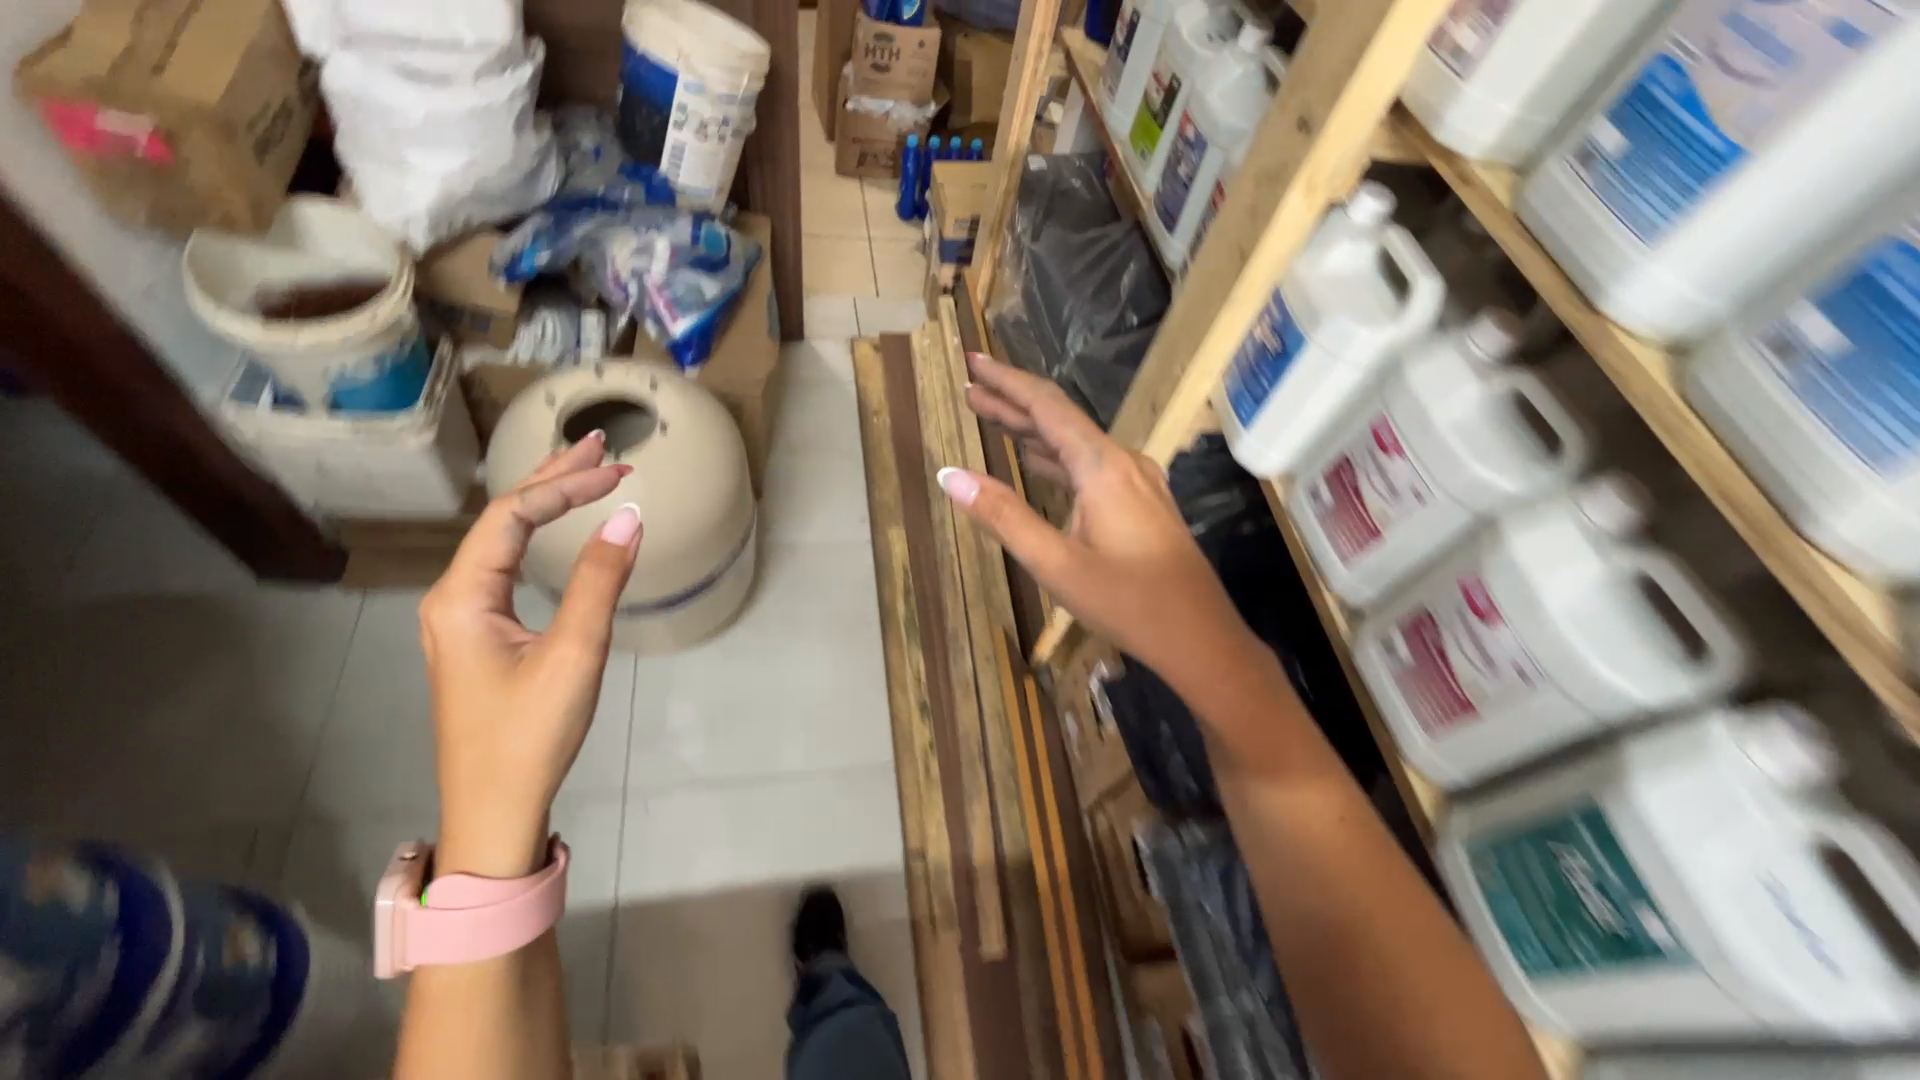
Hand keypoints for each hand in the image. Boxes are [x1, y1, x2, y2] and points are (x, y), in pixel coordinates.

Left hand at [419, 433, 642, 878]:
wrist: (494, 807)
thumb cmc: (530, 733)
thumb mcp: (574, 654)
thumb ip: (601, 581)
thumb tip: (629, 517)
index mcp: (461, 596)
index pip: (512, 516)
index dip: (567, 487)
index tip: (621, 472)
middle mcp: (452, 598)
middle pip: (502, 520)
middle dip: (553, 479)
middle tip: (600, 446)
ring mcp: (461, 618)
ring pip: (502, 543)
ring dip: (544, 504)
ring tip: (583, 472)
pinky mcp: (478, 637)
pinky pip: (506, 568)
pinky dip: (537, 538)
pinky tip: (552, 531)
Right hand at [939, 352, 1260, 696]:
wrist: (1200, 637)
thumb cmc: (1128, 603)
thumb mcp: (1055, 564)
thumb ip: (1002, 516)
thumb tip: (949, 475)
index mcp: (1102, 467)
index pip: (1046, 406)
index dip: (1006, 381)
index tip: (972, 362)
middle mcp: (1123, 463)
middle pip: (1060, 420)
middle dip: (1012, 403)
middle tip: (968, 390)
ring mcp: (1138, 482)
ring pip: (1076, 444)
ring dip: (1032, 432)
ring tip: (991, 419)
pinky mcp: (1143, 504)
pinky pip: (1091, 467)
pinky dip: (1056, 459)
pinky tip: (1036, 463)